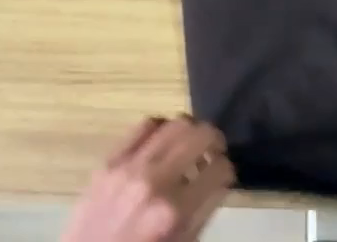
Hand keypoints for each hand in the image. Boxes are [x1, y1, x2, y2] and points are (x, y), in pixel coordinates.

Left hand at [61, 116, 235, 241]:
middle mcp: (154, 181)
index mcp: (174, 212)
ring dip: (191, 132)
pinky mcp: (108, 161)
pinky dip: (161, 128)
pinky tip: (163, 143)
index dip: (227, 170)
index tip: (224, 175)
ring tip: (190, 145)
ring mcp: (128, 167)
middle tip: (215, 152)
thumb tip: (217, 179)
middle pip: (200, 135)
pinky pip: (144, 125)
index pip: (219, 169)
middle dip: (216, 141)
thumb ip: (202, 212)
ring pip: (175, 124)